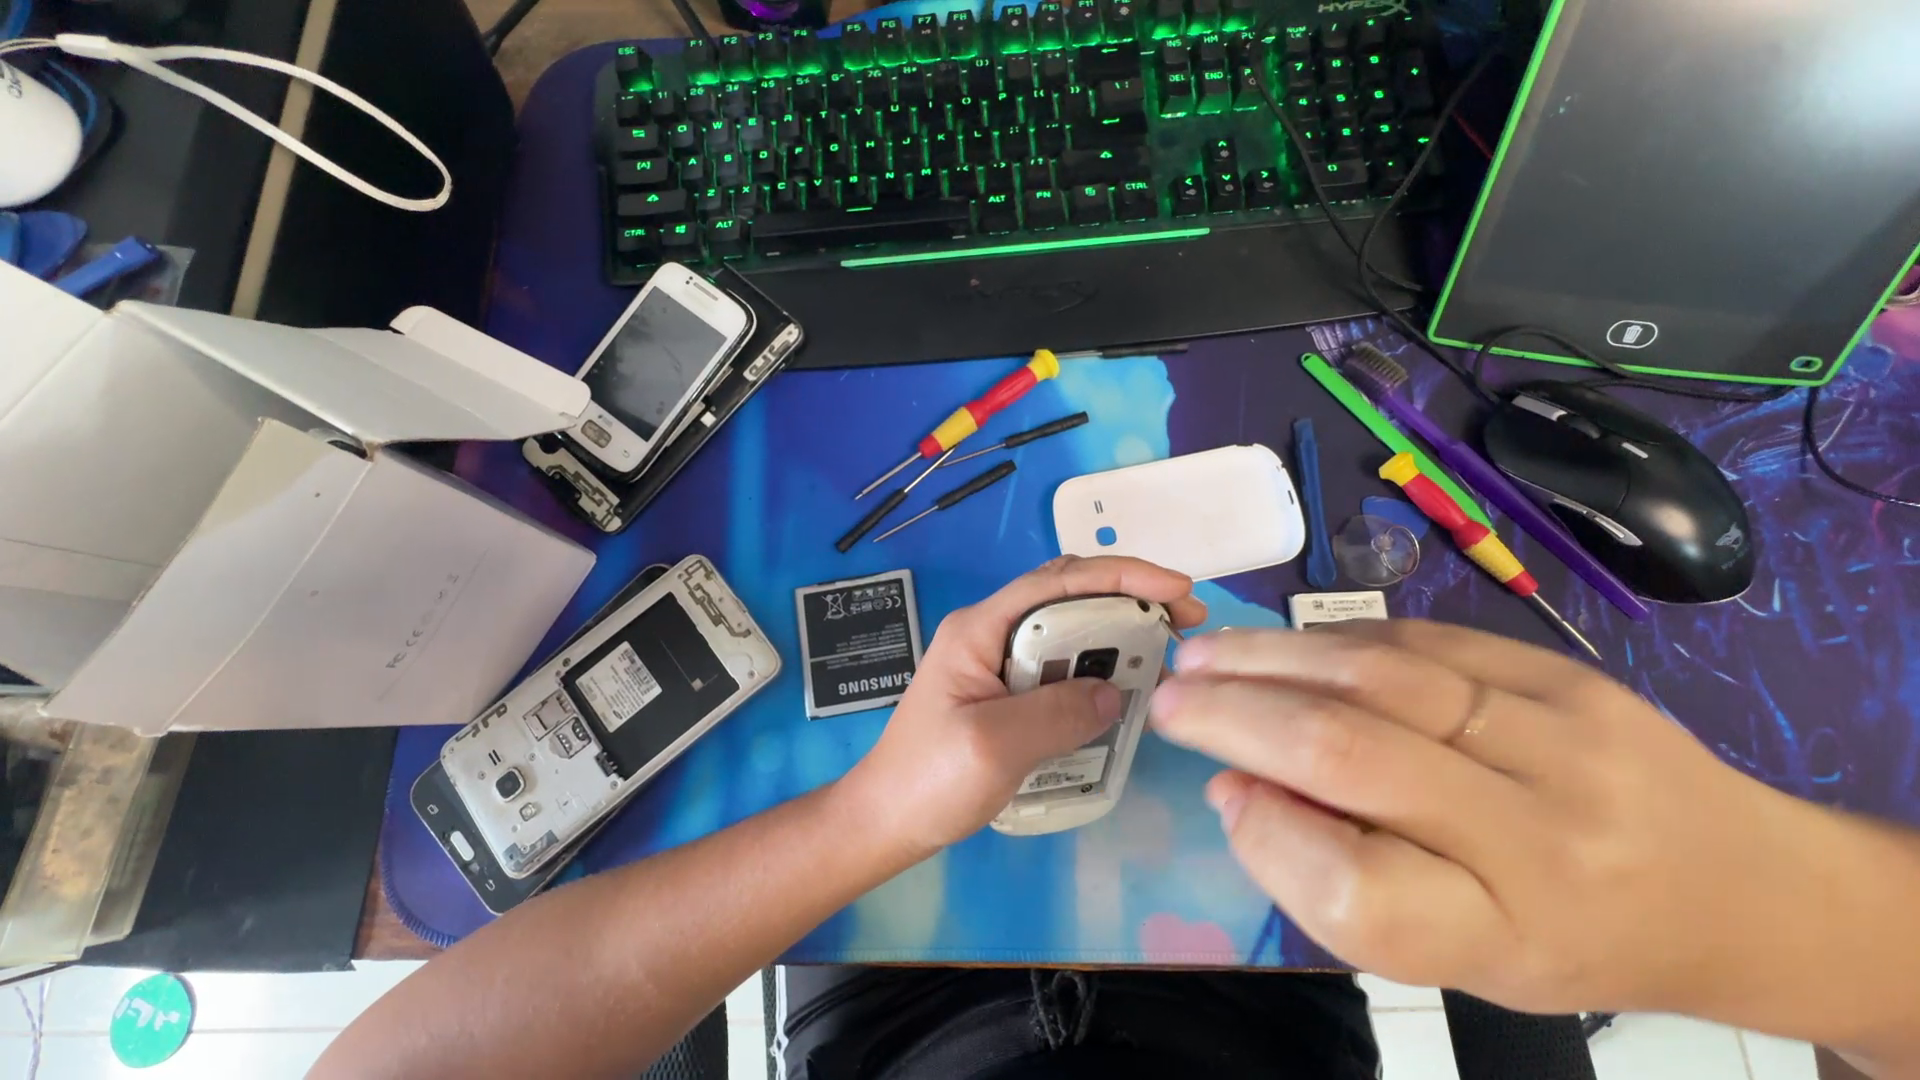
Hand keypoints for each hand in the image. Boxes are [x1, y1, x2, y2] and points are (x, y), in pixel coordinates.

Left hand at [841, 556, 1206, 855]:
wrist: (886, 821)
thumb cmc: (929, 780)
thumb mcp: (995, 746)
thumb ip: (1057, 713)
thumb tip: (1115, 693)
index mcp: (980, 628)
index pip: (1058, 582)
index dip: (1121, 576)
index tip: (1176, 589)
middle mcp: (991, 633)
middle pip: (1069, 599)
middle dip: (1129, 603)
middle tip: (1186, 625)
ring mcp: (997, 663)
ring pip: (1070, 634)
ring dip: (1118, 640)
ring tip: (1165, 661)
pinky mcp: (1006, 694)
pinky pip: (1061, 672)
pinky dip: (1098, 675)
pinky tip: (1125, 695)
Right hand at [1149, 619, 1850, 1016]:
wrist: (1743, 886)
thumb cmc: (1572, 937)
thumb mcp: (1461, 956)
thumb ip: (1340, 880)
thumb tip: (1236, 784)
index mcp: (1511, 931)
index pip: (1360, 890)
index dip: (1267, 838)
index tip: (1221, 797)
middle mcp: (1542, 833)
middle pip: (1351, 753)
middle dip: (1235, 715)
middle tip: (1167, 699)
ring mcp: (1562, 737)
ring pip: (1374, 676)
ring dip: (1269, 659)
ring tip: (1202, 656)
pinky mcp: (1565, 674)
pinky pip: (1420, 642)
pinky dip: (1332, 641)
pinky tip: (1284, 646)